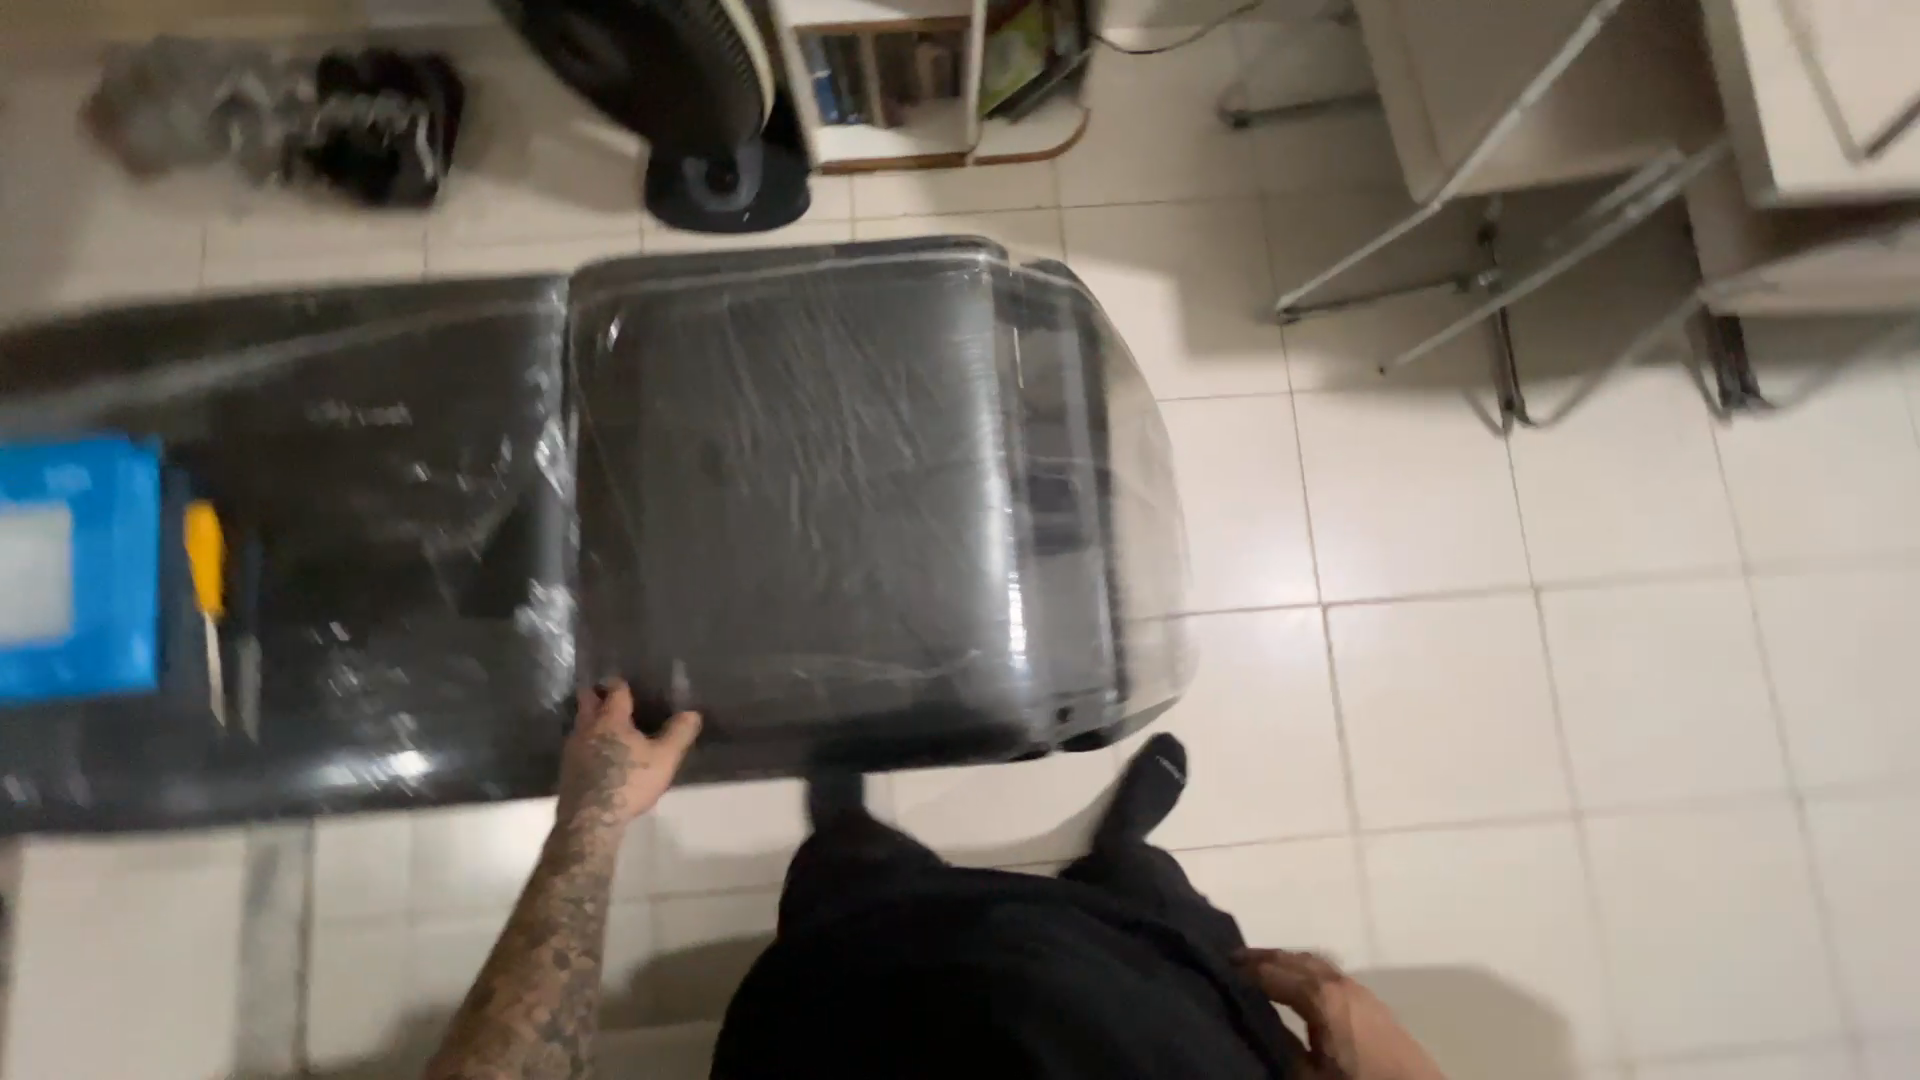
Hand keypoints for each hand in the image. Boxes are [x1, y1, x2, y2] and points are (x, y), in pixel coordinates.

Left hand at [557, 679, 700, 835]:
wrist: (590, 822)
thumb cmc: (630, 782)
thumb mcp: (665, 758)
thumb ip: (679, 733)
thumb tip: (692, 713)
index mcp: (610, 719)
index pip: (614, 691)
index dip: (619, 683)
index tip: (625, 680)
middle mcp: (587, 729)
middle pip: (587, 702)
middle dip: (596, 694)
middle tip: (608, 693)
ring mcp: (572, 750)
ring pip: (580, 724)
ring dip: (590, 719)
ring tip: (607, 723)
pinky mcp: (567, 771)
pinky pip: (578, 745)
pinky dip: (587, 742)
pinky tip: (598, 753)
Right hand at [1235, 948, 1443, 1079]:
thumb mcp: (1310, 1078)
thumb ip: (1281, 1046)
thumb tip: (1256, 1022)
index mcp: (1318, 997)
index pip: (1269, 973)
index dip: (1242, 971)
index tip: (1218, 969)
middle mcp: (1336, 982)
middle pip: (1290, 958)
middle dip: (1261, 957)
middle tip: (1232, 962)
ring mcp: (1358, 990)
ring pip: (1312, 961)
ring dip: (1285, 961)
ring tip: (1263, 970)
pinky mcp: (1373, 1004)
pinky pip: (1329, 972)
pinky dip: (1306, 970)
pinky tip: (1300, 987)